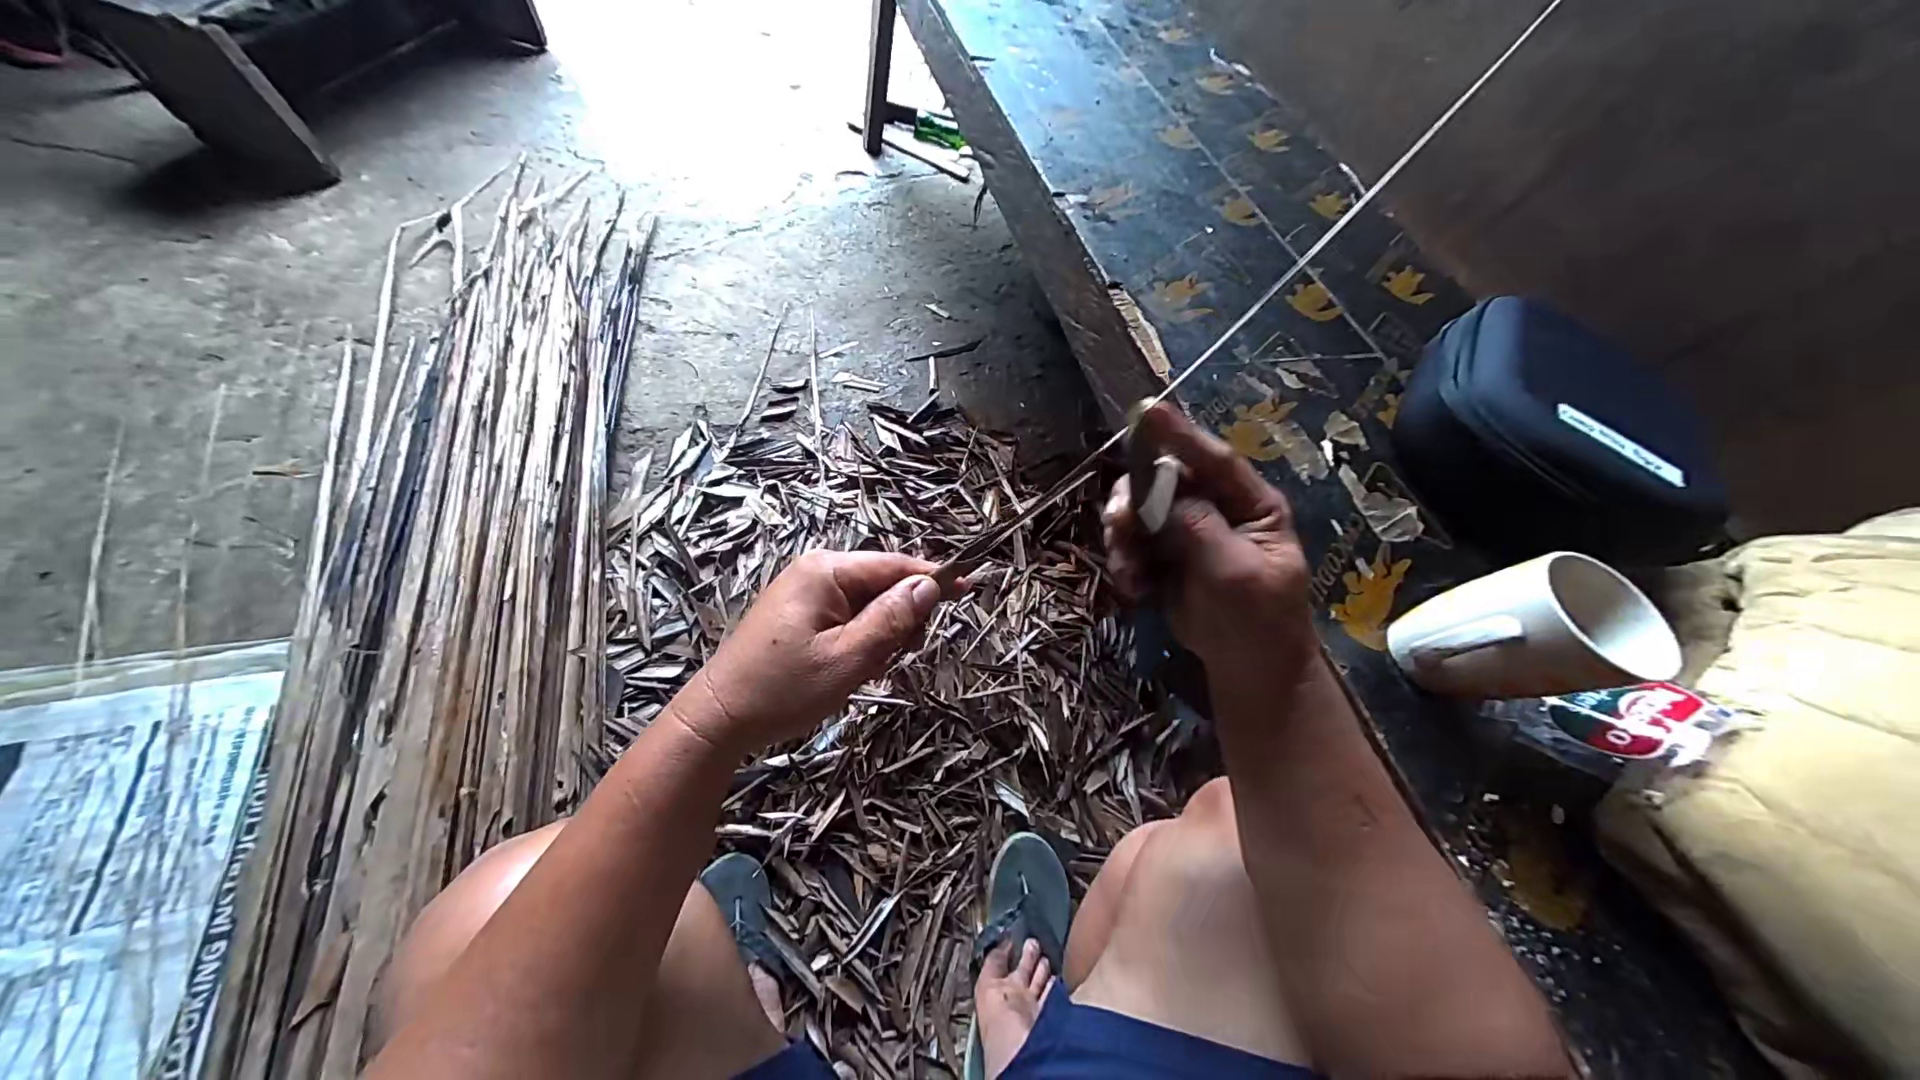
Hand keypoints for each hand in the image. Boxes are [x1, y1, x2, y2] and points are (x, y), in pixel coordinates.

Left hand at [672, 550, 951, 754]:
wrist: (718, 719)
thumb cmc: (783, 690)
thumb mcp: (847, 659)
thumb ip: (893, 619)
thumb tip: (930, 585)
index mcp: (825, 571)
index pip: (894, 565)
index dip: (933, 578)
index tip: (969, 589)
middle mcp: (815, 571)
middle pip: (882, 583)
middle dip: (900, 618)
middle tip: (893, 657)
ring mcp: (805, 592)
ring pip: (868, 604)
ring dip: (880, 635)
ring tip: (863, 669)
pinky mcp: (800, 614)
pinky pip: (847, 618)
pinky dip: (860, 640)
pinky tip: (848, 667)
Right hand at [1101, 402, 1315, 681]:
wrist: (1247, 669)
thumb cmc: (1259, 620)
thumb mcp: (1236, 572)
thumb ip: (1200, 529)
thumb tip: (1164, 495)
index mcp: (1251, 504)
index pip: (1215, 460)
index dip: (1179, 435)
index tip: (1146, 410)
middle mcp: (1216, 508)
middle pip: (1163, 482)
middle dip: (1135, 502)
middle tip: (1119, 526)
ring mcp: (1187, 531)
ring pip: (1139, 512)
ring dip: (1124, 539)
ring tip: (1128, 572)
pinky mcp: (1163, 555)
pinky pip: (1131, 544)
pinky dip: (1124, 562)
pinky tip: (1133, 588)